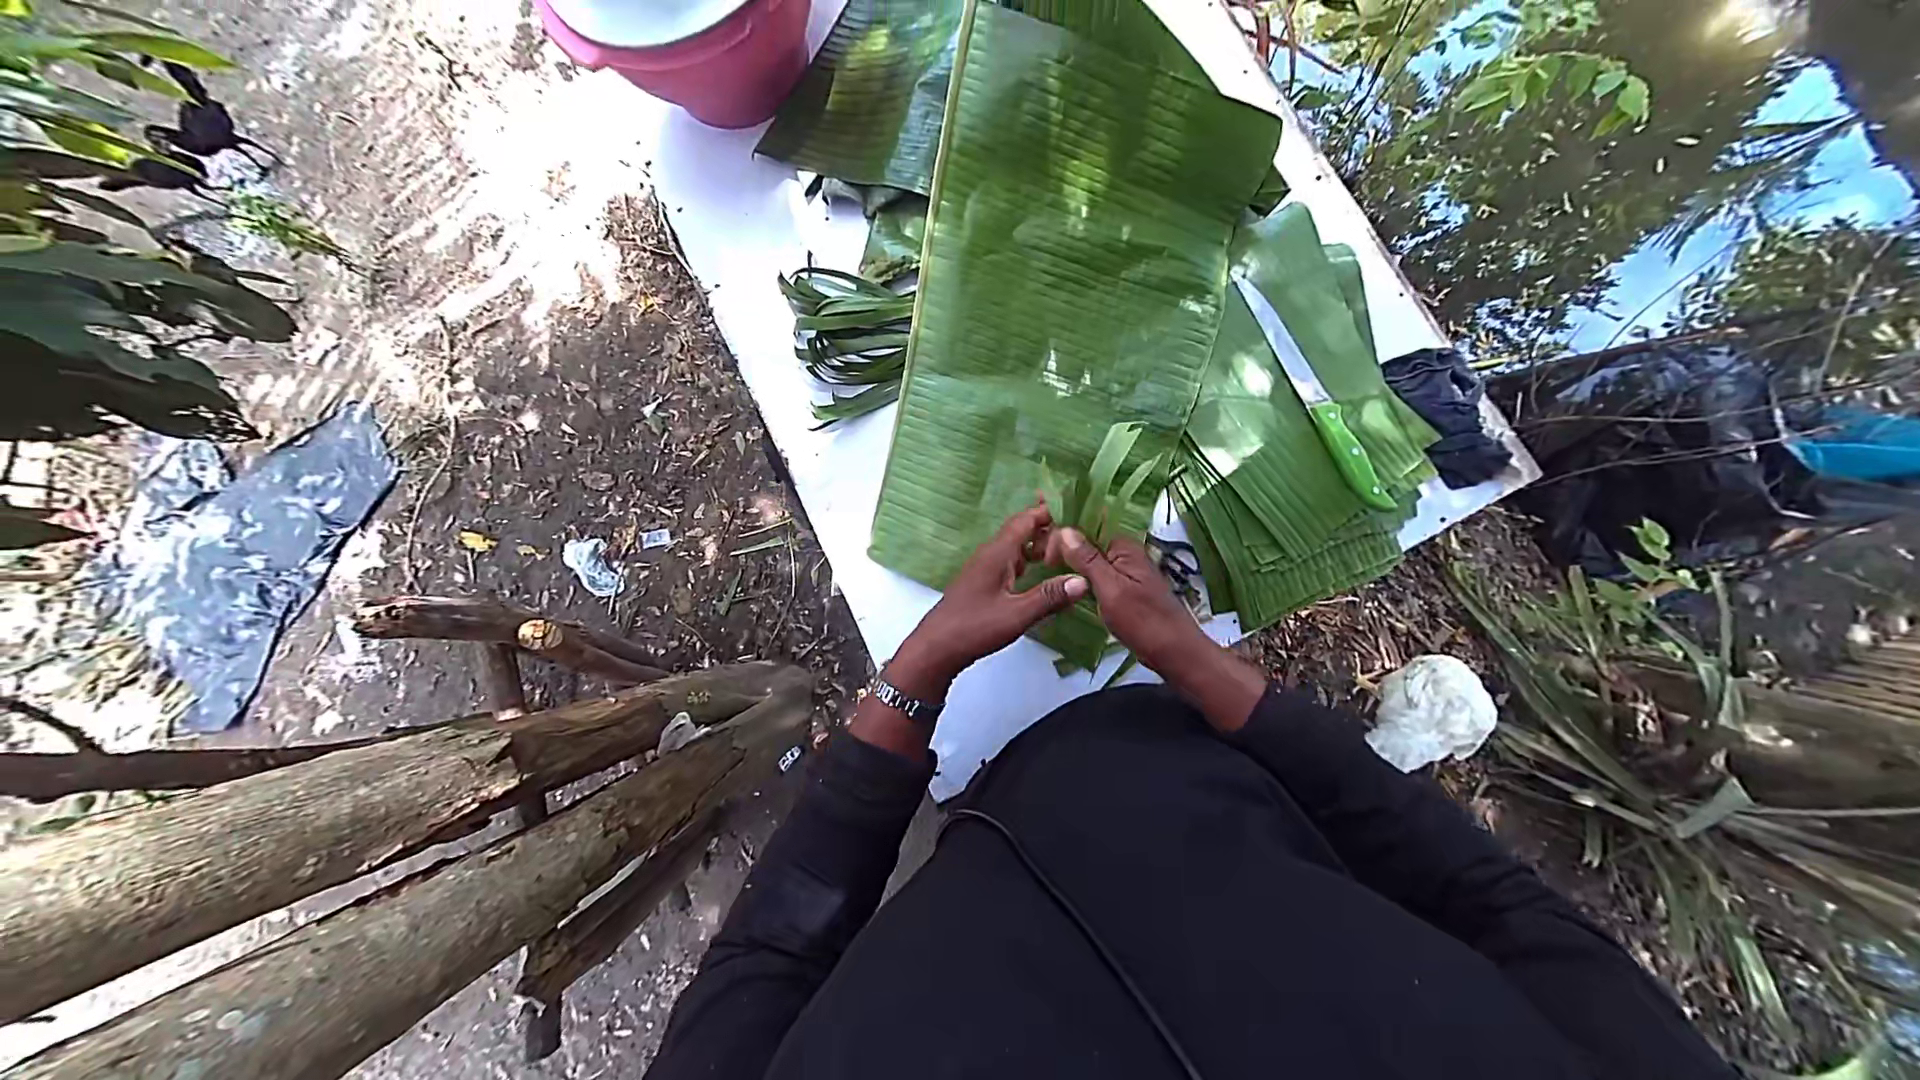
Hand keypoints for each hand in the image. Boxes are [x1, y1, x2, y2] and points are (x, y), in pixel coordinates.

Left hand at [890, 502, 1088, 696]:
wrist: (937, 648)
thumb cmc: (974, 627)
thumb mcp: (1017, 614)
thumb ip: (1050, 596)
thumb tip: (1083, 580)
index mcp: (998, 553)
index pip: (1025, 520)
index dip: (1048, 511)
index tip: (1074, 507)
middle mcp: (990, 554)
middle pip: (1021, 531)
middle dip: (1047, 529)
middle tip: (1077, 533)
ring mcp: (984, 569)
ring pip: (1016, 548)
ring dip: (1038, 547)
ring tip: (1065, 552)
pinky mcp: (983, 583)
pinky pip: (1010, 563)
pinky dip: (1028, 563)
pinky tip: (1041, 575)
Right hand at [1050, 527, 1264, 730]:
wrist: (1175, 653)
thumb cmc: (1144, 621)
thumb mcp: (1110, 588)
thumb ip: (1088, 559)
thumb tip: (1065, 529)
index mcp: (1123, 546)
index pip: (1087, 523)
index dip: (1062, 529)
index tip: (1040, 546)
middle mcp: (1124, 553)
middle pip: (1088, 538)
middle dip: (1062, 543)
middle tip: (1037, 558)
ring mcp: (1124, 571)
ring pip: (1090, 556)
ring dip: (1069, 559)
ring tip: (1042, 563)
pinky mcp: (1122, 588)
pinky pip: (1096, 573)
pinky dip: (1079, 574)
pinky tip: (1063, 580)